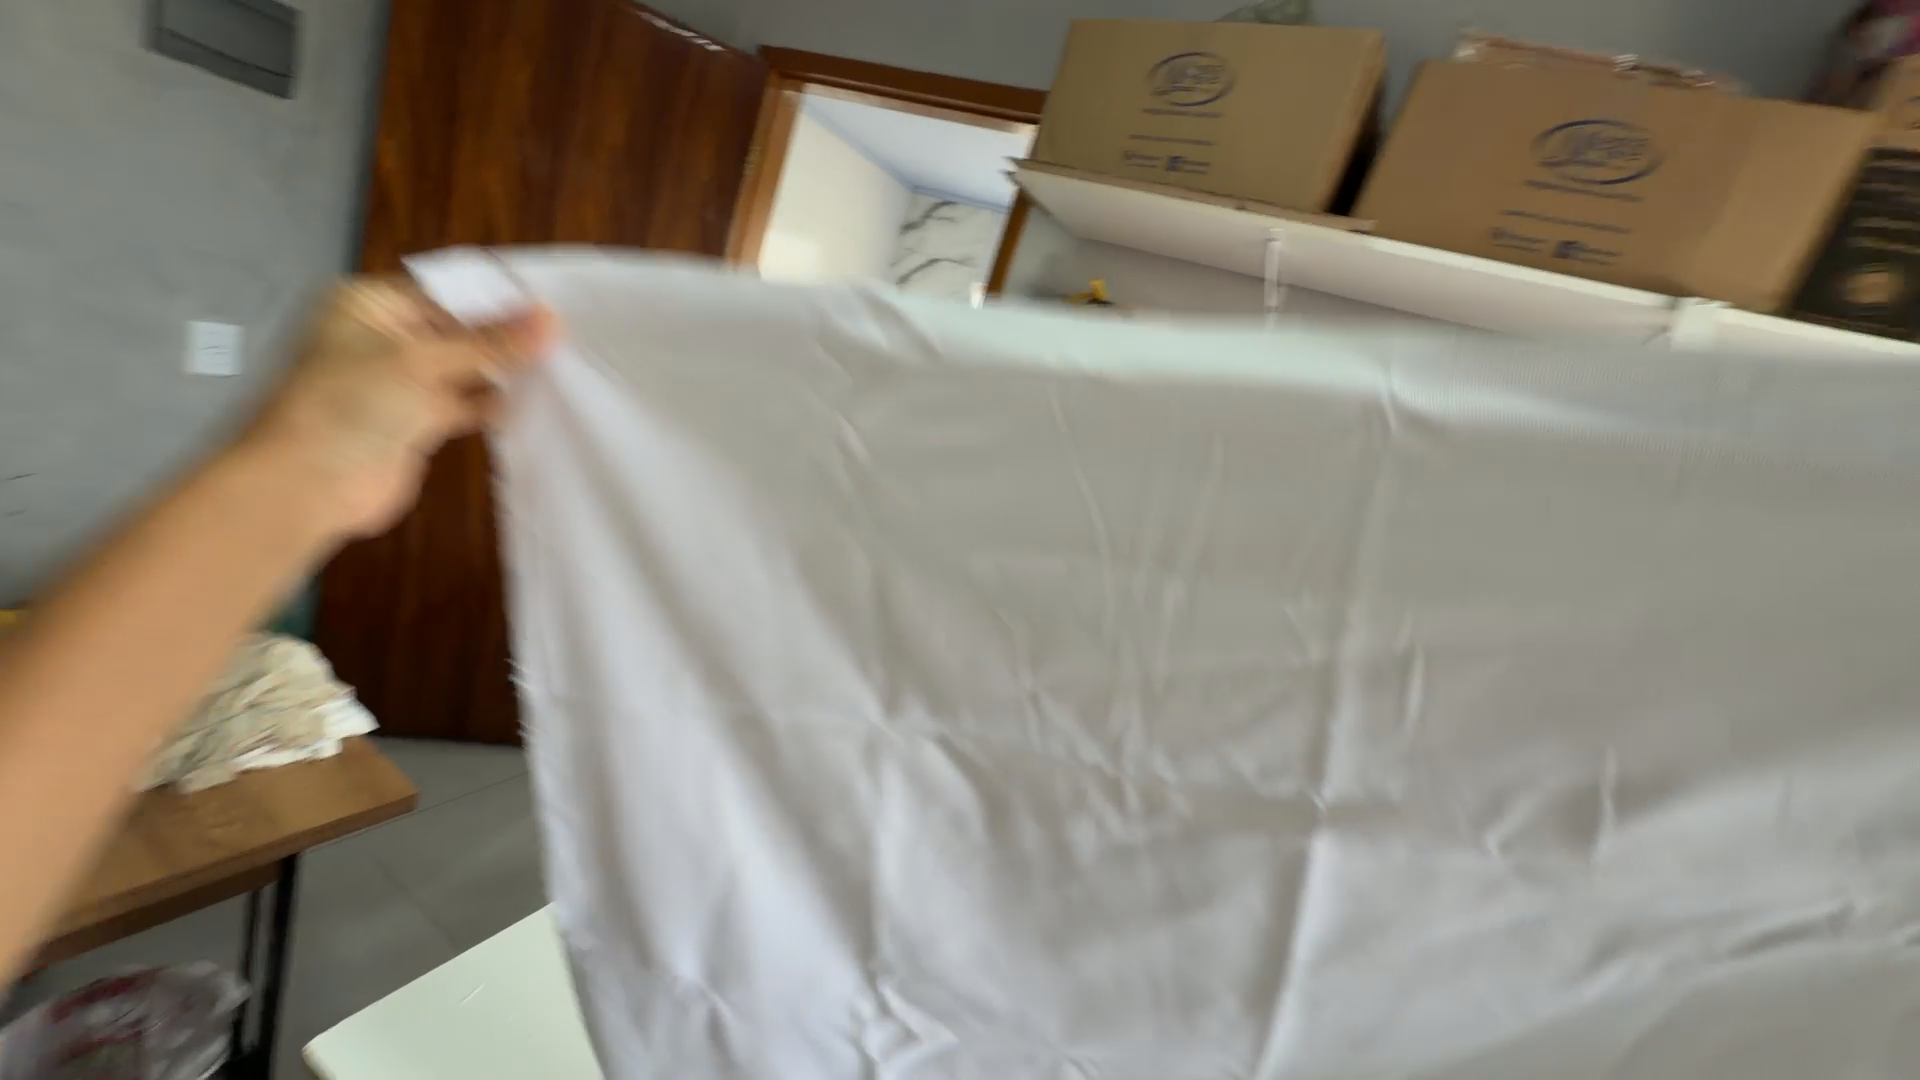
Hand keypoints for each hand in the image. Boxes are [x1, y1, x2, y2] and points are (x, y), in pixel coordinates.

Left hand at [242, 278, 556, 541]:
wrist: (310, 483)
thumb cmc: (352, 403)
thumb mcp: (423, 362)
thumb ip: (491, 343)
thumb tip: (552, 320)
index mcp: (374, 305)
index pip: (450, 292)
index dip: (500, 300)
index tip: (556, 307)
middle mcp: (390, 337)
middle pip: (463, 329)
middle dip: (509, 337)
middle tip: (568, 339)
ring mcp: (406, 380)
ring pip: (470, 367)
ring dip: (507, 371)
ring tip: (561, 368)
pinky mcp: (423, 419)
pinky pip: (470, 402)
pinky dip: (498, 403)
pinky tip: (536, 402)